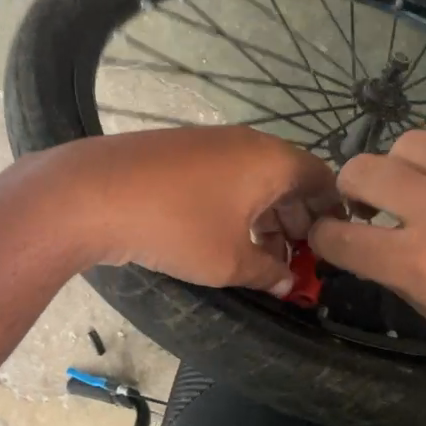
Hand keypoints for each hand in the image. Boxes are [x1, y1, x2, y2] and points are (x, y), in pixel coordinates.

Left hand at [48, 127, 339, 295]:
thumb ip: (267, 272)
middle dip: (298, 220)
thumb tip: (287, 282)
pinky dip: (236, 206)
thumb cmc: (177, 227)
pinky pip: (226, 177)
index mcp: (272, 161)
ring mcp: (211, 143)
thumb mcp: (230, 262)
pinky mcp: (179, 151)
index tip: (332, 245)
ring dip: (266, 217)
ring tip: (262, 256)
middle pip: (290, 179)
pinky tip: (223, 237)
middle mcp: (247, 143)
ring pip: (255, 179)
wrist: (92, 195)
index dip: (333, 213)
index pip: (323, 179)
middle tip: (297, 258)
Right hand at [309, 131, 425, 380]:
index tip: (329, 235)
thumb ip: (413, 282)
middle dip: (351, 189)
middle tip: (368, 204)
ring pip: (410, 143)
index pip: (343, 238)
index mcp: (421, 263)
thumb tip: (390, 253)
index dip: (325, 237)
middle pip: (362, 171)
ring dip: (404, 167)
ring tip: (425, 186)